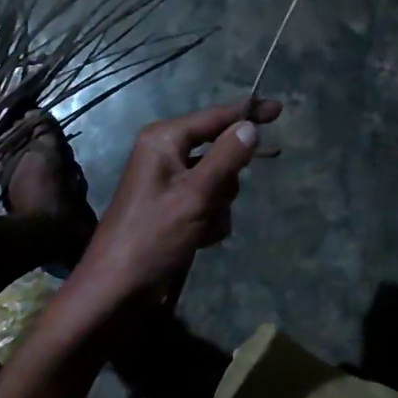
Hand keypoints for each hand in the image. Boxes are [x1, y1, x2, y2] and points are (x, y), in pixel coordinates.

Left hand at [69, 98, 281, 305]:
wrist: (118, 287)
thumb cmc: (153, 235)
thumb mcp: (195, 195)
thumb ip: (226, 158)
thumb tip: (250, 126)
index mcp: (164, 140)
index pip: (215, 117)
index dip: (248, 113)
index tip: (279, 109)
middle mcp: (165, 154)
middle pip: (219, 151)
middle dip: (226, 180)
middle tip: (213, 202)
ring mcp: (169, 181)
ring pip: (218, 181)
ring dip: (217, 205)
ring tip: (200, 226)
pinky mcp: (173, 206)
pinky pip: (208, 202)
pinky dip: (209, 220)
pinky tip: (197, 238)